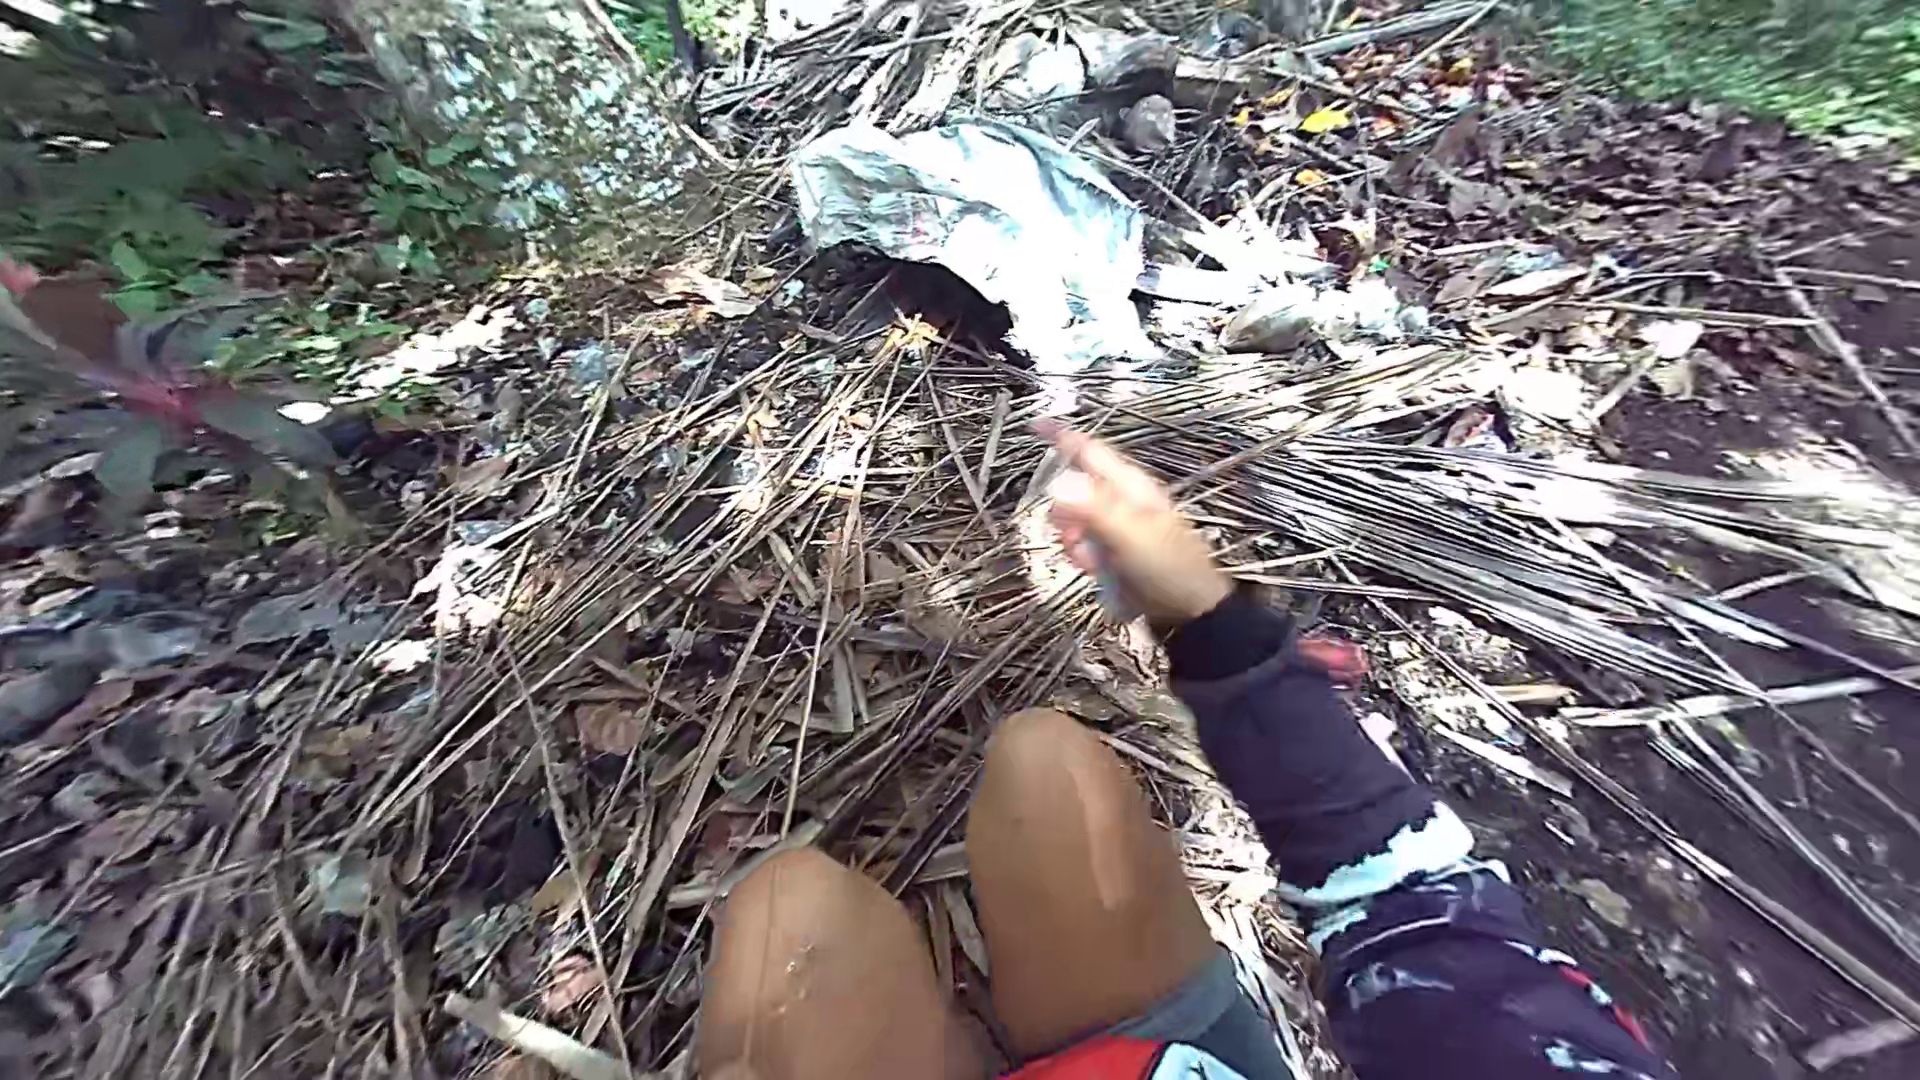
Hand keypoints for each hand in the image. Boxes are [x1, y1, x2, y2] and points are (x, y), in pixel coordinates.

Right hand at [1040, 423, 1231, 626]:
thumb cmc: (1166, 569)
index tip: (1034, 424)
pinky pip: (1081, 542)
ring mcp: (1115, 525)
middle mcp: (1119, 500)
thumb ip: (1094, 508)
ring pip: (1073, 519)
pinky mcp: (1111, 549)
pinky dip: (1080, 554)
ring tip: (1088, 559)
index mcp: (1129, 486)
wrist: (1188, 611)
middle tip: (1071, 535)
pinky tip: (1092, 567)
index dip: (1062, 436)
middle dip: (1064, 511)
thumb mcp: (1130, 536)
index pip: (1089, 451)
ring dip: (1072, 538)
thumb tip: (1058, 482)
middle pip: (1073, 489)